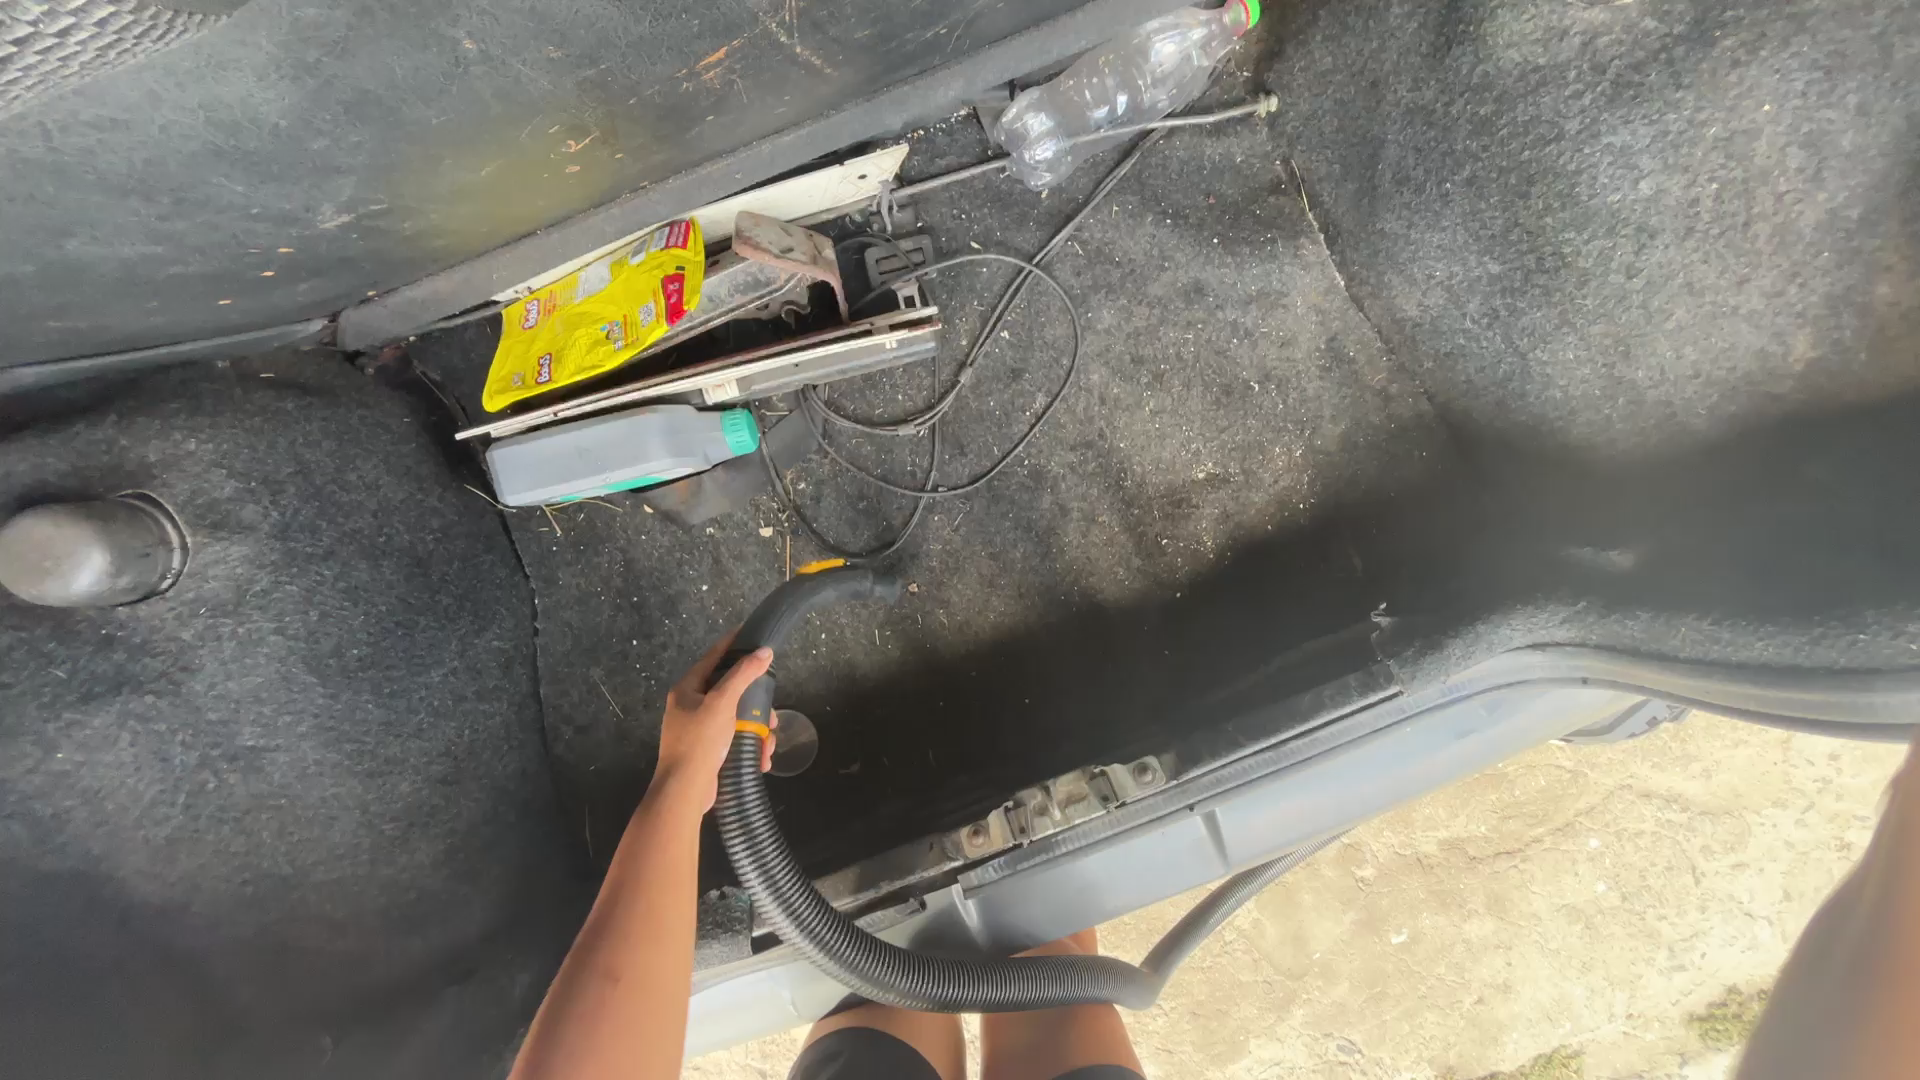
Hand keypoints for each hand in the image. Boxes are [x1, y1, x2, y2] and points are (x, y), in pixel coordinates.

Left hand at [648, 633, 775, 813]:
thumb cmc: (699, 740)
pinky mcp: (709, 750)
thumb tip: (764, 652)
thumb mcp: (722, 702)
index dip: (732, 643)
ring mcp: (700, 729)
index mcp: (688, 689)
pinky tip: (761, 758)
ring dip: (757, 730)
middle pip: (731, 690)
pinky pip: (735, 738)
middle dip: (756, 704)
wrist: (684, 790)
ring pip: (738, 717)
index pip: (713, 657)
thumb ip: (743, 675)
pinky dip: (750, 746)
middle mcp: (692, 705)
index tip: (751, 632)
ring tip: (768, 743)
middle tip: (771, 713)